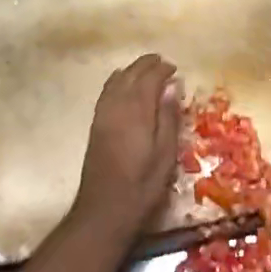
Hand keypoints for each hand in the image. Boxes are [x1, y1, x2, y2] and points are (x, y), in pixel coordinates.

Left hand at [72, 53, 180, 238]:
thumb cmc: (142, 185)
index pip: (149, 78)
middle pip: (131, 74)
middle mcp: (117, 105)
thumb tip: (171, 86)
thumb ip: (168, 117)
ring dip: (132, 70)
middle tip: (163, 64)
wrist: (104, 208)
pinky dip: (117, 80)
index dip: (161, 69)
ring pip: (117, 80)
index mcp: (137, 110)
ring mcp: (103, 113)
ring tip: (146, 70)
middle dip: (146, 65)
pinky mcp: (96, 123)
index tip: (174, 69)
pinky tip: (122, 84)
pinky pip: (107, 91)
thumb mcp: (165, 154)